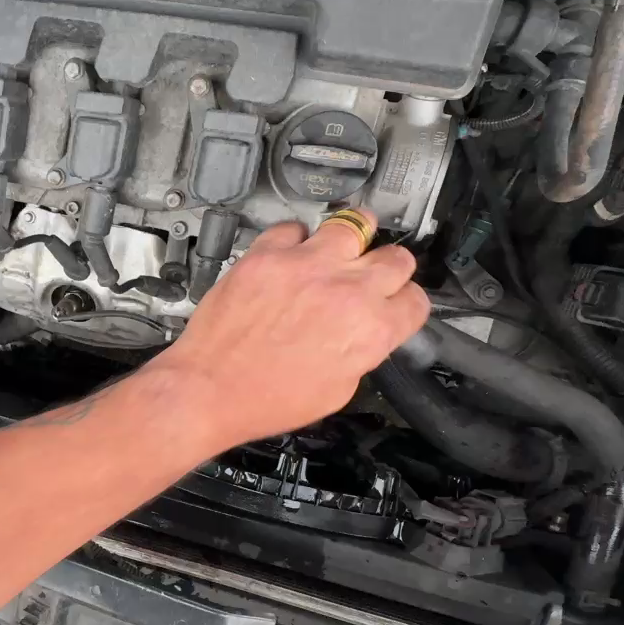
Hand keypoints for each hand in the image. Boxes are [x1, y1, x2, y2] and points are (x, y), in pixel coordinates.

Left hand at [148, 210, 428, 449]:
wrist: (208, 389)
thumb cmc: (264, 399)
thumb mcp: (337, 391)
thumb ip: (361, 352)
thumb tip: (365, 334)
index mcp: (371, 330)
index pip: (415, 300)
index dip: (404, 304)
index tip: (392, 304)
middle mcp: (345, 289)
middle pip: (395, 257)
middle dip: (386, 268)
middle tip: (367, 276)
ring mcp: (304, 265)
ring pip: (353, 225)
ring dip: (350, 239)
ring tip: (339, 250)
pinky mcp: (265, 255)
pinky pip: (293, 228)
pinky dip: (295, 239)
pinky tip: (290, 256)